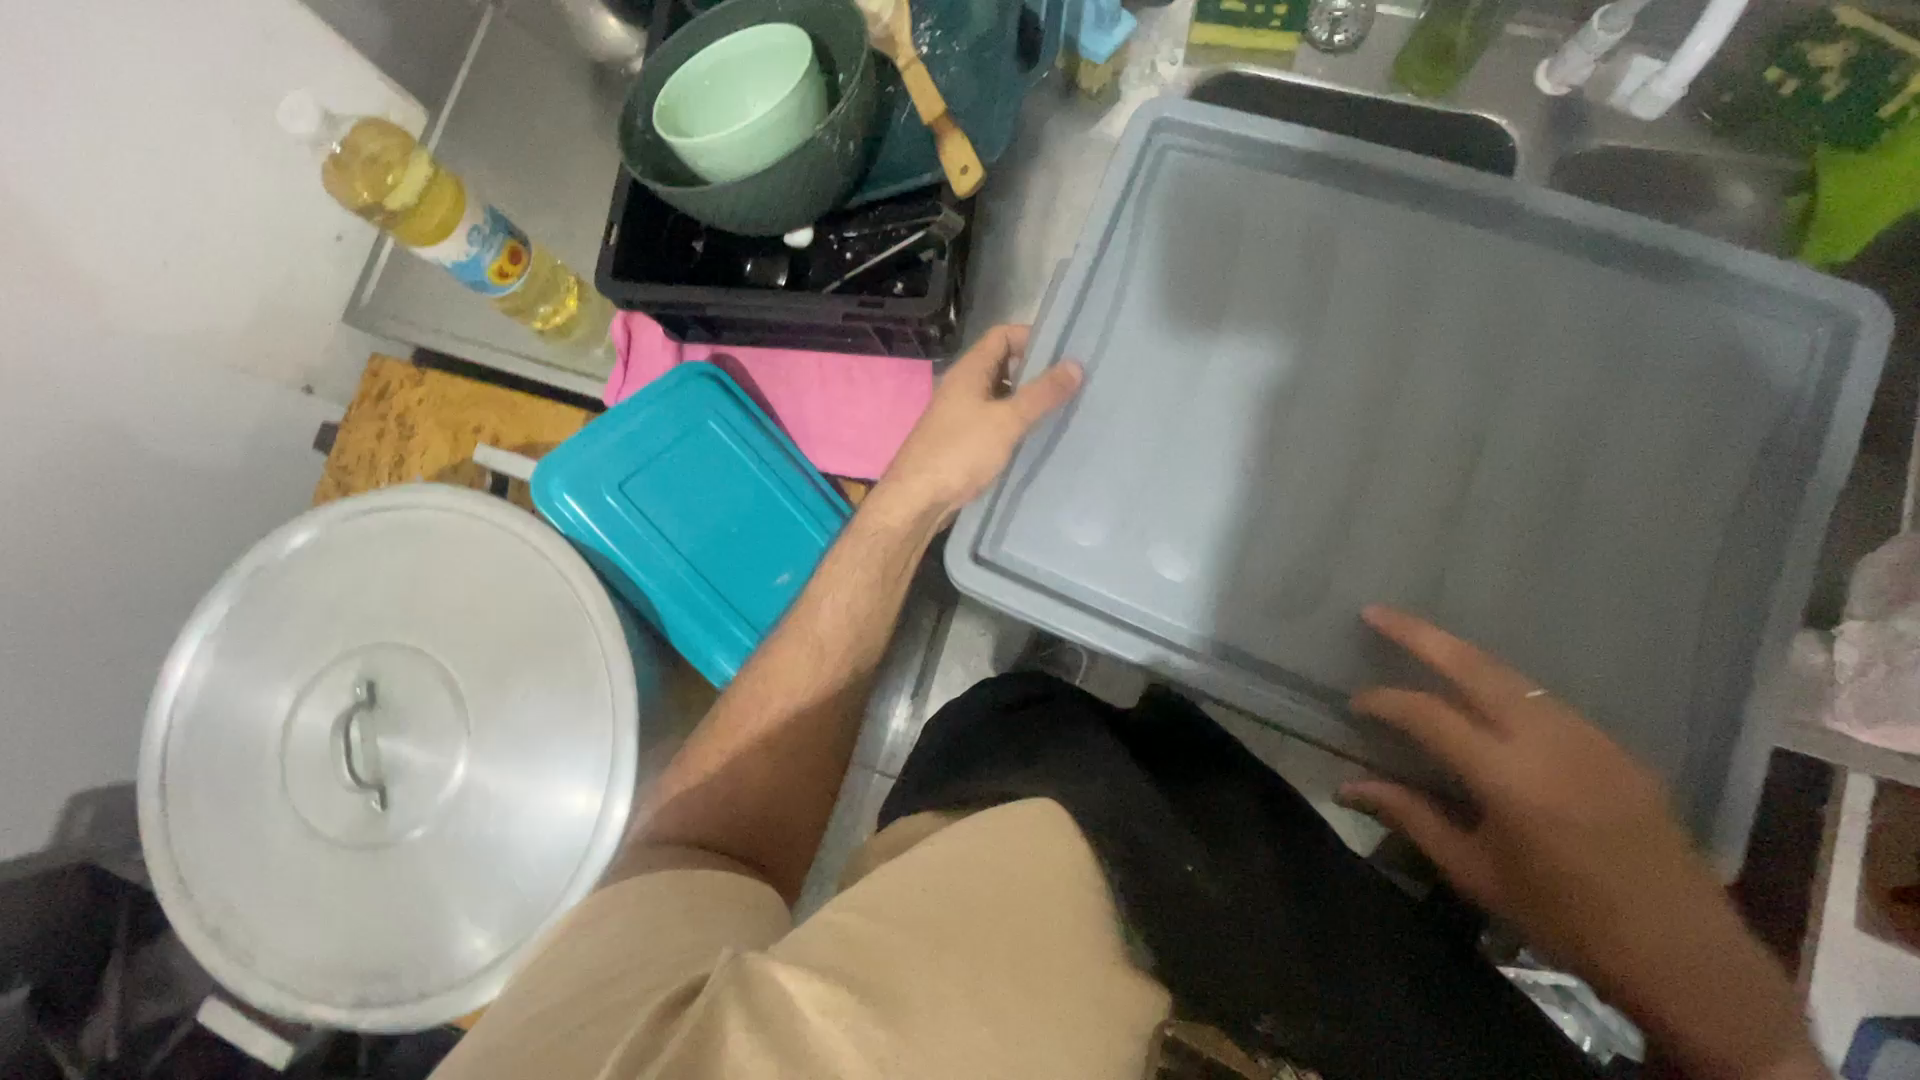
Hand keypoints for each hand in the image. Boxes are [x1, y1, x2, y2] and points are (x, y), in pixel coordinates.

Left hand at [871, 325, 1081, 527]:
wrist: (918, 499)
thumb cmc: (960, 452)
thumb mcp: (1006, 420)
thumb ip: (1041, 394)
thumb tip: (1076, 365)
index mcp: (969, 371)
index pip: (1002, 335)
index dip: (1032, 337)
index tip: (1064, 353)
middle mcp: (963, 387)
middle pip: (1003, 366)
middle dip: (1035, 371)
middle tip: (1071, 383)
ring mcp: (961, 416)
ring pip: (1000, 397)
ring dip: (1027, 401)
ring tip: (1063, 410)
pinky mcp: (963, 442)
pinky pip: (995, 423)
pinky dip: (1015, 425)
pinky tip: (1037, 438)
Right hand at [1339, 606, 1822, 1079]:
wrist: (1681, 951)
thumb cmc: (1563, 918)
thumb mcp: (1473, 872)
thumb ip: (1410, 816)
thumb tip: (1348, 787)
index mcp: (1508, 778)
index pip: (1428, 715)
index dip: (1385, 701)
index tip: (1355, 702)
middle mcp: (1549, 741)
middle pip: (1475, 667)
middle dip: (1421, 635)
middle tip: (1378, 612)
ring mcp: (1589, 737)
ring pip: (1512, 677)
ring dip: (1462, 655)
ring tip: (1421, 643)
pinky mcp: (1614, 745)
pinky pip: (1544, 700)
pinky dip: (1501, 686)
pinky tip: (1482, 697)